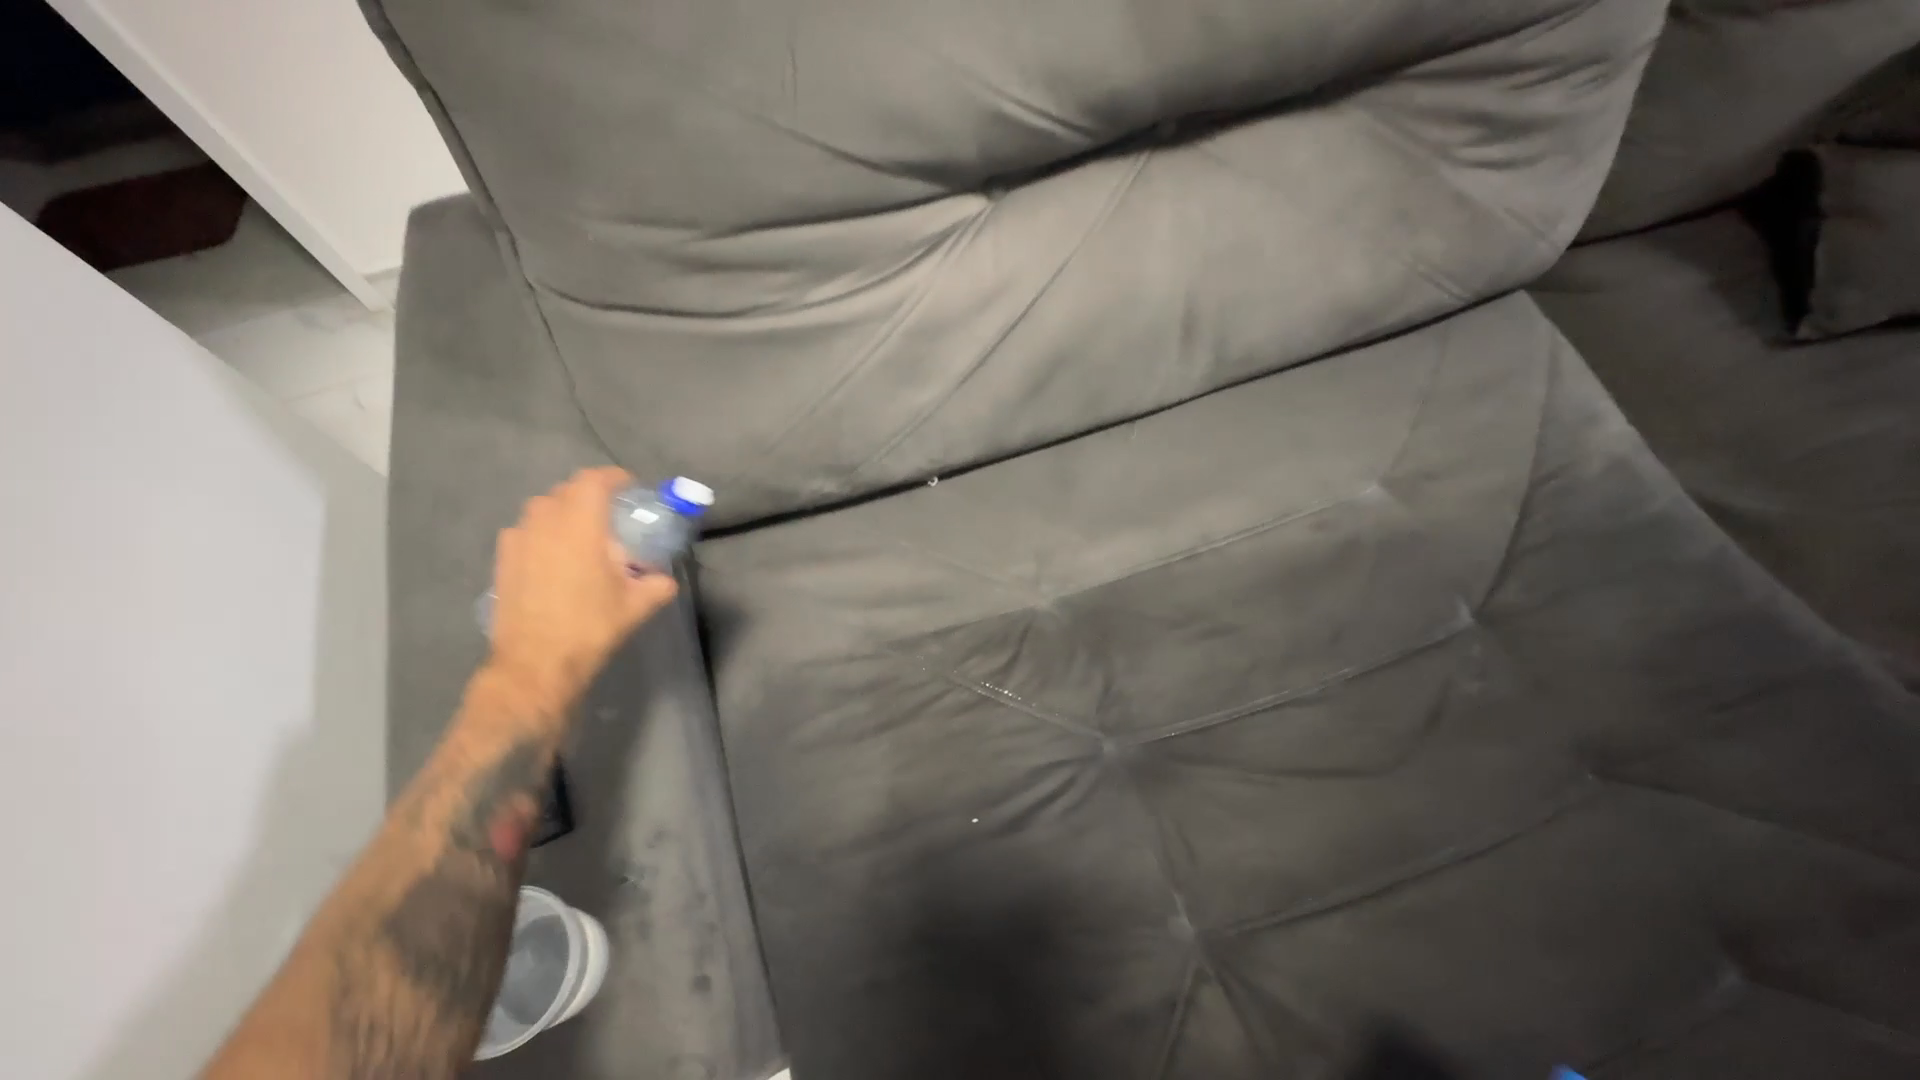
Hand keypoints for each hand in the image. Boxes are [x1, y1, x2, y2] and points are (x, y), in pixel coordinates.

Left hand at [487, 467, 679, 713]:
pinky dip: (544, 533)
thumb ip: (656, 583)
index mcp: (580, 524)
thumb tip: (664, 578)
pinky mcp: (503, 559)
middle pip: (567, 490)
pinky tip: (555, 558)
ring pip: (543, 509)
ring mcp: (518, 539)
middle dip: (590, 495)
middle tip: (611, 516)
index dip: (615, 478)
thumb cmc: (590, 627)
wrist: (535, 663)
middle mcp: (545, 521)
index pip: (595, 480)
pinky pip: (526, 531)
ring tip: (582, 537)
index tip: (630, 489)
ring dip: (565, 512)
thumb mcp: (636, 605)